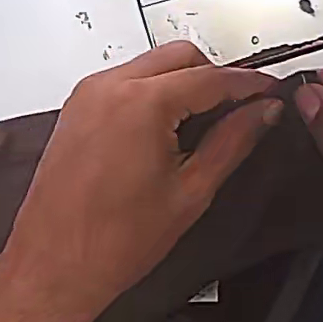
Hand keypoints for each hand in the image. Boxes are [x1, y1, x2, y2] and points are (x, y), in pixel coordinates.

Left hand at [0, 42, 280, 321]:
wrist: (54, 265)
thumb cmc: (111, 242)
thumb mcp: (191, 191)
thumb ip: (232, 141)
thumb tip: (260, 113)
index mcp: (140, 104)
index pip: (211, 76)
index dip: (248, 84)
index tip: (268, 93)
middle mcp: (108, 88)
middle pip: (180, 56)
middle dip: (215, 75)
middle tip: (240, 108)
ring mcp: (88, 95)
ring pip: (151, 63)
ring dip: (183, 81)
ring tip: (204, 122)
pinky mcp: (76, 108)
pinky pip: (125, 80)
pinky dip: (152, 91)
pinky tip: (166, 127)